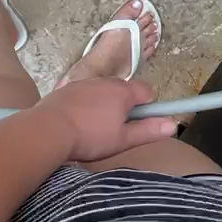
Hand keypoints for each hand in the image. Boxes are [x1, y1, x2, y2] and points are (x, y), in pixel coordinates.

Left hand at [28, 77, 176, 162]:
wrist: (47, 130)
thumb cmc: (90, 137)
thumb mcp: (123, 140)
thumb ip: (148, 131)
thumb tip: (174, 124)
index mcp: (123, 91)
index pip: (148, 91)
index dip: (148, 107)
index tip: (139, 124)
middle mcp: (105, 81)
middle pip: (125, 90)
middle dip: (125, 107)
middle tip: (116, 131)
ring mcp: (85, 83)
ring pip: (104, 92)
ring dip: (105, 106)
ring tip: (94, 130)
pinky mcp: (67, 89)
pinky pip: (85, 94)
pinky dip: (86, 105)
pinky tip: (77, 123)